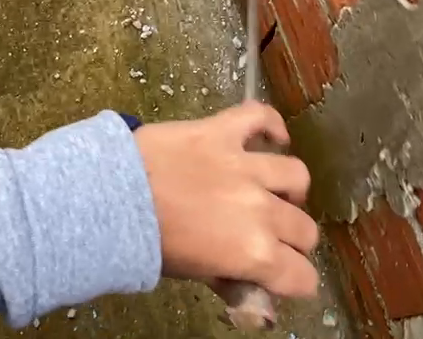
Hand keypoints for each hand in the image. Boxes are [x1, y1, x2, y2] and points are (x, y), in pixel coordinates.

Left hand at [133, 103, 319, 298]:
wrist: (118, 195)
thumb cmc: (153, 242)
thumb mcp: (195, 273)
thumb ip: (234, 284)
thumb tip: (262, 306)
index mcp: (255, 253)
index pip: (302, 276)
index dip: (296, 279)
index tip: (285, 274)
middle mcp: (261, 209)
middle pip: (304, 229)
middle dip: (295, 240)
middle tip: (275, 235)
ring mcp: (245, 164)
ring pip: (295, 175)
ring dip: (290, 189)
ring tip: (274, 190)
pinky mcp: (225, 129)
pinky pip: (261, 117)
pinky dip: (273, 124)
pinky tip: (274, 137)